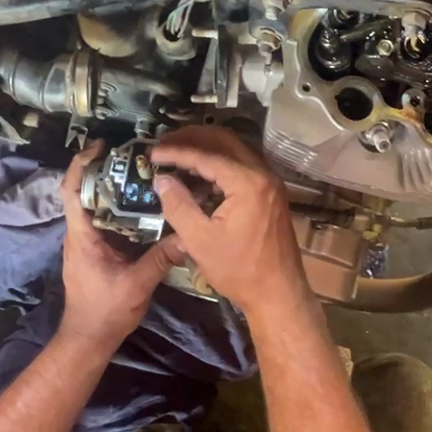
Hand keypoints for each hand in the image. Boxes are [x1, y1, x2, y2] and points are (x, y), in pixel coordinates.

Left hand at [56, 141, 182, 352]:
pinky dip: (120, 208)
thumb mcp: (138, 284)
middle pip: (84, 192)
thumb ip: (162, 257)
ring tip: (142, 173)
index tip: (99, 146)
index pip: (72, 191)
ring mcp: (86, 242)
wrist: (89, 339)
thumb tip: (189, 235)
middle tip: (133, 156)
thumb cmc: (105, 311)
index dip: (80, 165)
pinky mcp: (96, 250)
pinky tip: (144, 205)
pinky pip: (105, 220)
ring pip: (95, 205)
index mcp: (82, 236)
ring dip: (113, 188)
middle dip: (104, 170)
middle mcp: (80, 233)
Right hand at [151, 127, 308, 318]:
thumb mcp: (200, 240)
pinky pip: (244, 166)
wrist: (278, 293)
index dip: (177, 152)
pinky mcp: (271, 194)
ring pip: (236, 151)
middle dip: (193, 138)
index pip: (207, 155)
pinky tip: (200, 175)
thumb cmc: (239, 270)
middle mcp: (263, 175)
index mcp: (248, 182)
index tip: (153, 152)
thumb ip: (178, 205)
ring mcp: (270, 183)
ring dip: (208, 148)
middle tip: (165, 141)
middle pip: (225, 142)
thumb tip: (161, 179)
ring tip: (179, 153)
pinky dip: (221, 163)